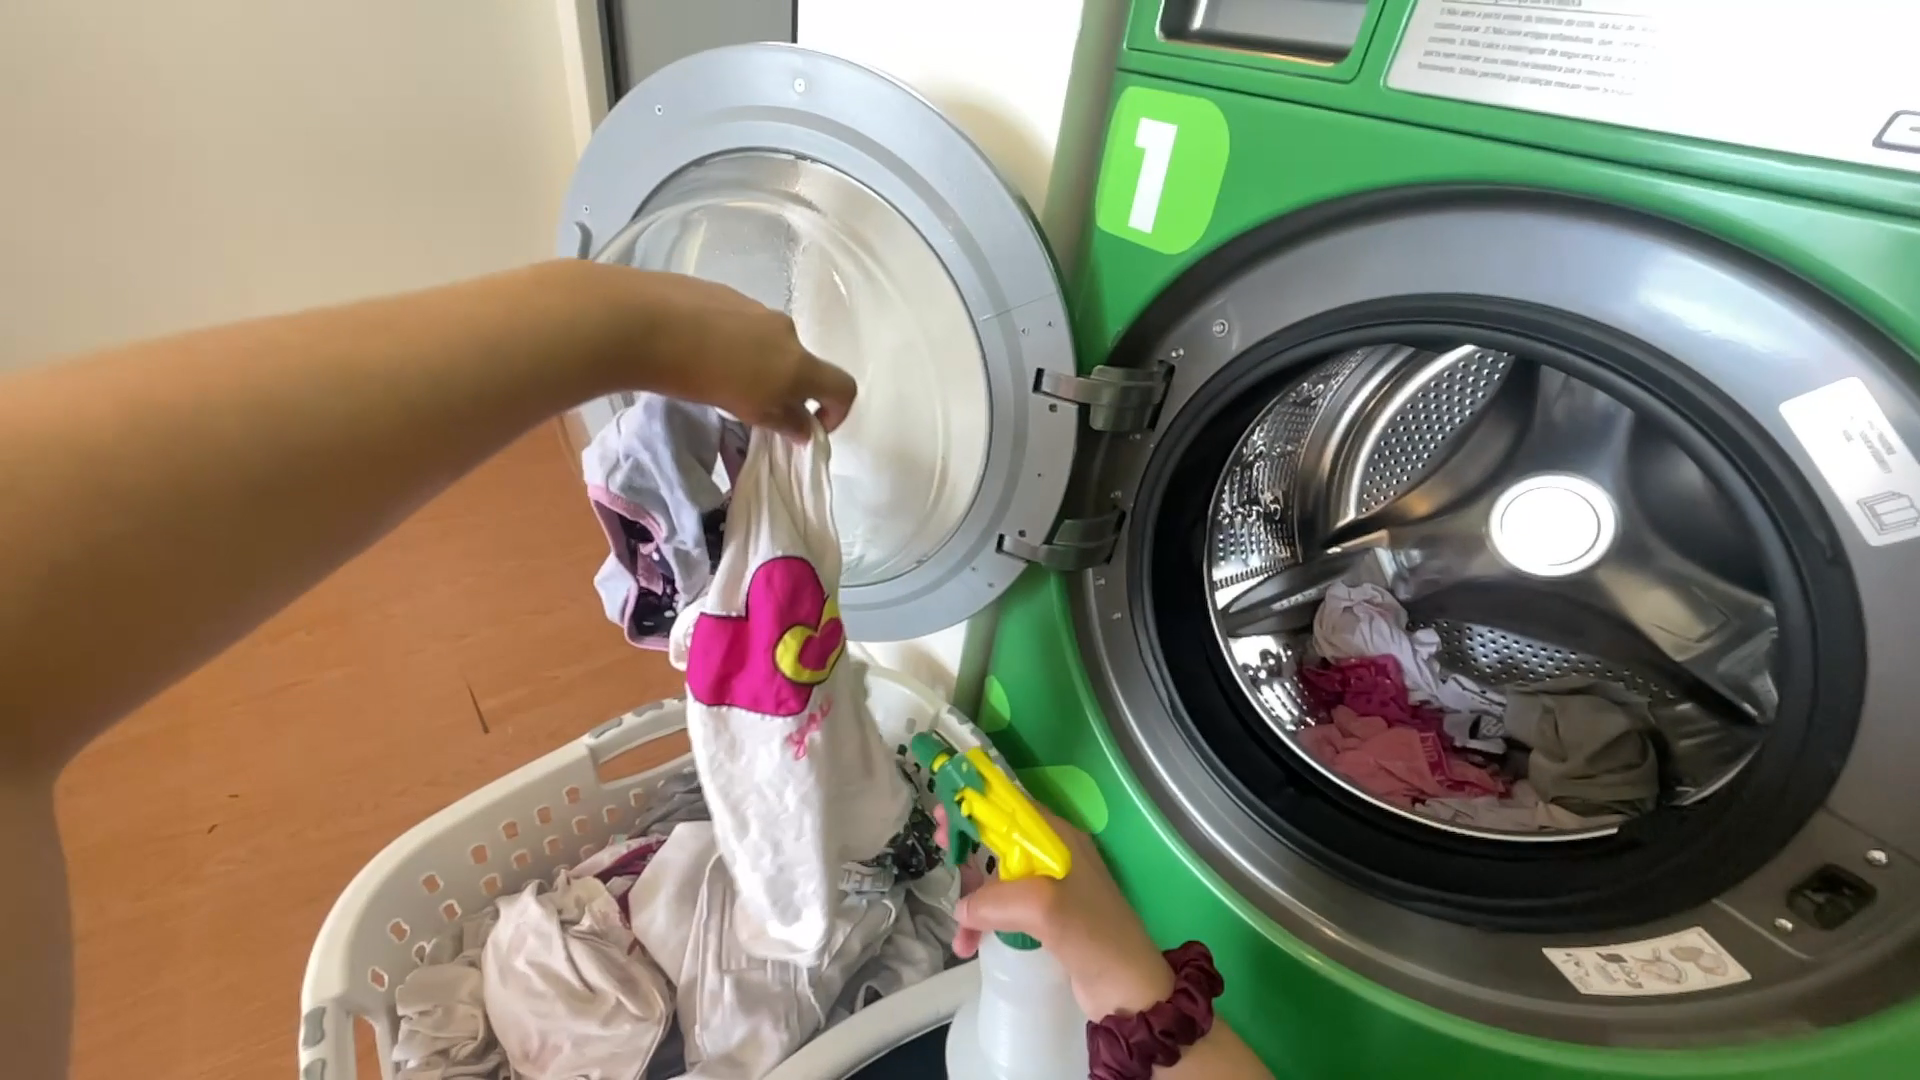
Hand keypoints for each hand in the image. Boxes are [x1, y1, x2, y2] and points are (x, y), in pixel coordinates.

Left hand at [566, 262, 857, 437]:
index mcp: (799, 363)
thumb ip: (784, 420)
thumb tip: (805, 429)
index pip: (843, 387)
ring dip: (759, 366)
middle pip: (803, 365)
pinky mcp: (726, 294)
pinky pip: (744, 326)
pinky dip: (735, 344)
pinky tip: (700, 352)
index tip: (811, 425)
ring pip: (772, 344)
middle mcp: (787, 331)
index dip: (837, 412)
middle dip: (788, 388)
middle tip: (753, 407)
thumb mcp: (749, 410)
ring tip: (719, 378)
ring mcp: (757, 308)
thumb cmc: (701, 376)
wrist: (642, 321)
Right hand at [936, 804, 1174, 1019]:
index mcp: (1057, 837)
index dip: (976, 803)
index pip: (1011, 806)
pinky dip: (985, 922)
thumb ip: (995, 899)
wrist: (1128, 989)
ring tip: (957, 923)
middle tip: (941, 845)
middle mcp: (1054, 854)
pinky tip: (968, 946)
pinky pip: (1006, 909)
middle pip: (1001, 837)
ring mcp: (1051, 887)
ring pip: (999, 877)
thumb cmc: (1090, 932)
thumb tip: (962, 909)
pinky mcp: (1049, 918)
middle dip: (969, 842)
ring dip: (974, 897)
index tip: (946, 810)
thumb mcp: (1041, 906)